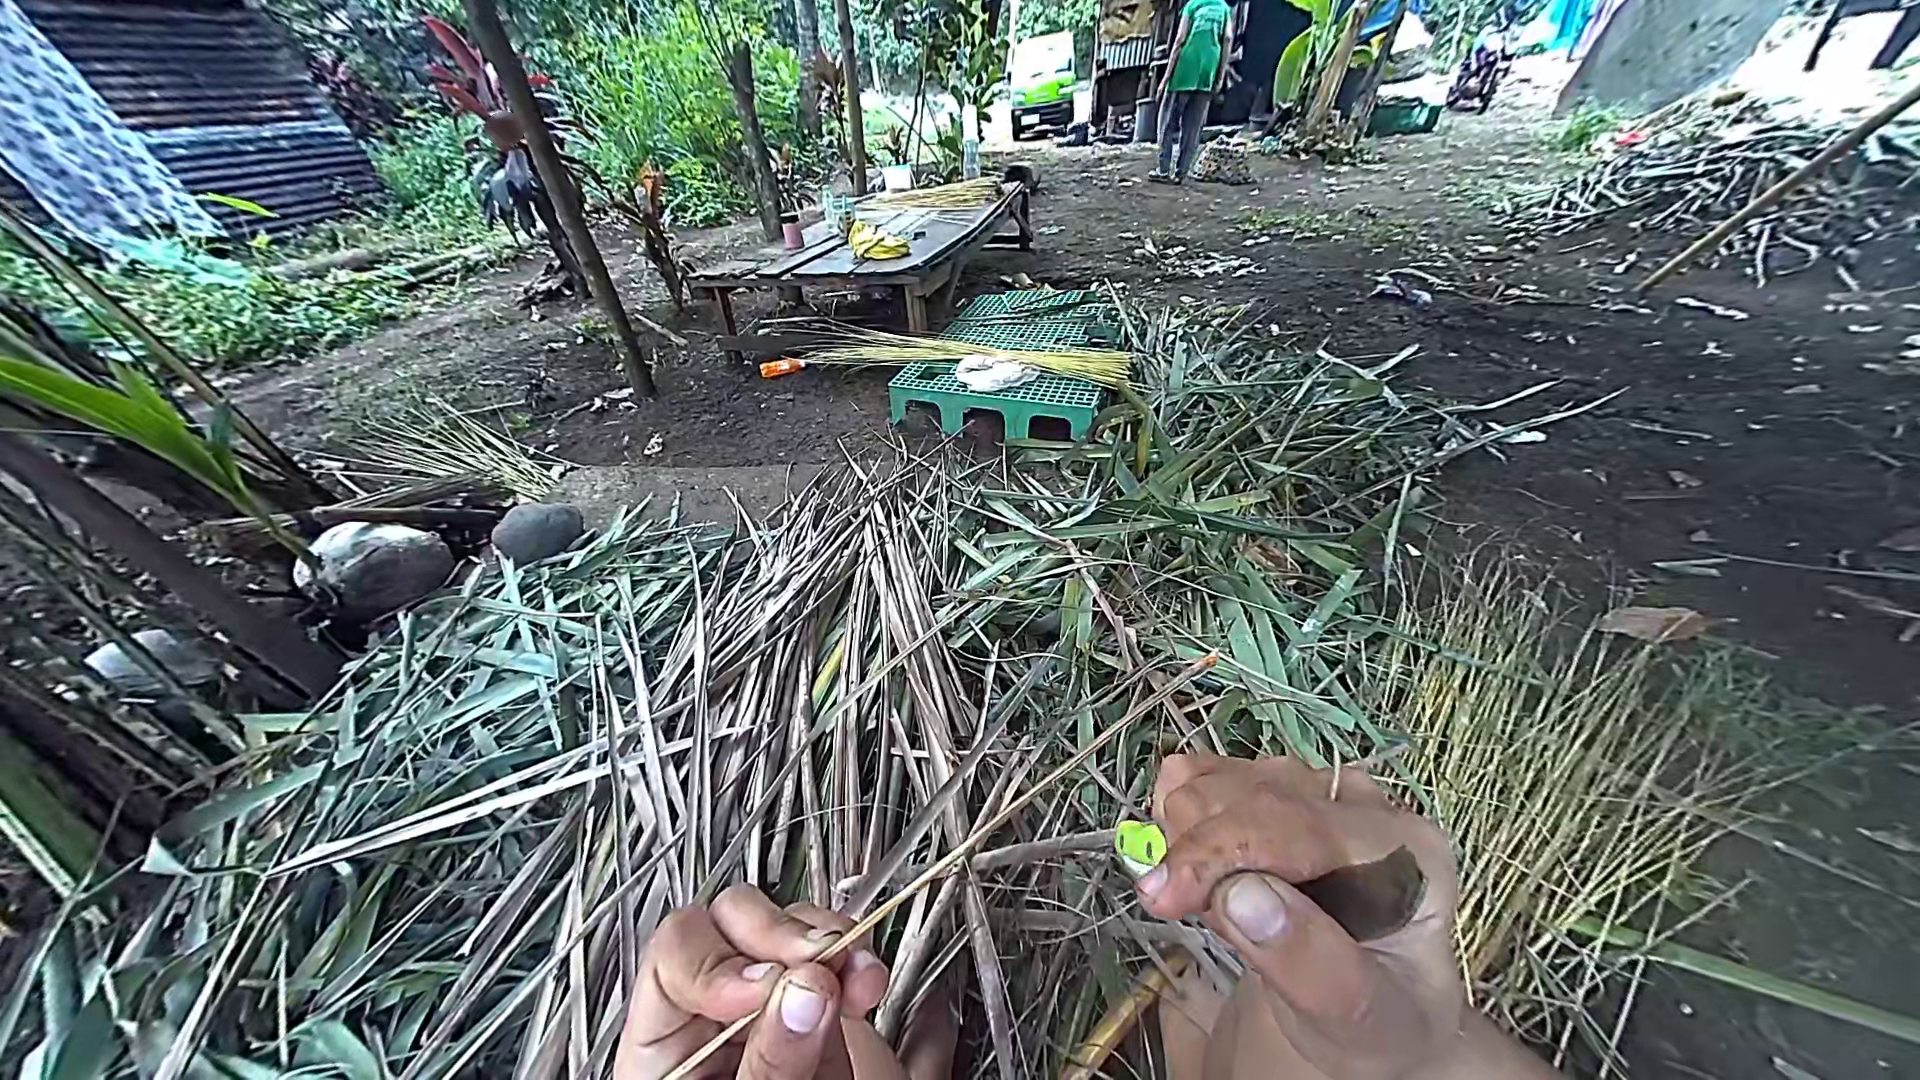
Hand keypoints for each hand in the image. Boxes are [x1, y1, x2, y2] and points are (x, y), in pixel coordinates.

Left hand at [614, 885, 899, 1079]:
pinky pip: (833, 953)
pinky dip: (856, 959)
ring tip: (856, 974)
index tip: (761, 989)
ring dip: (829, 940)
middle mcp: (716, 1010)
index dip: (718, 960)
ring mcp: (770, 1002)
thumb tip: (806, 988)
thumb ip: (770, 1065)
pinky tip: (867, 980)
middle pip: (733, 920)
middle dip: (782, 935)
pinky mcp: (817, 1007)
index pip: (676, 953)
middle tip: (817, 964)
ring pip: (789, 924)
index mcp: (665, 1043)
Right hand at [1136, 754, 1496, 1079]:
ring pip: (1202, 779)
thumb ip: (1313, 965)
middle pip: (1237, 794)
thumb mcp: (1366, 1022)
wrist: (1363, 1007)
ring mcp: (1297, 778)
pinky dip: (1174, 819)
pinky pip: (1186, 774)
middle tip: (1182, 912)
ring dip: (1183, 840)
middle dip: (1194, 854)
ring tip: (1212, 901)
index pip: (1290, 822)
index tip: (1162, 898)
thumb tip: (1237, 894)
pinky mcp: (1254, 776)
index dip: (1217, 850)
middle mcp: (1349, 796)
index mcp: (1401, 844)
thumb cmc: (1374, 1019)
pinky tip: (1204, 867)